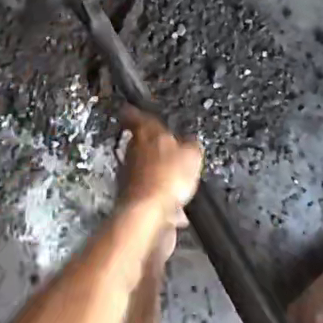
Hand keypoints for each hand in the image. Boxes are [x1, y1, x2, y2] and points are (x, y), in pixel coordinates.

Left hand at [118, 106, 202, 224]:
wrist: (147, 214)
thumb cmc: (166, 178)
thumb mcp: (191, 155)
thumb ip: (191, 146)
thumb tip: (192, 144)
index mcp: (146, 134)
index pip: (136, 116)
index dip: (134, 112)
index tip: (130, 109)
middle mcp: (133, 153)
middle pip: (139, 144)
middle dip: (153, 147)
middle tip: (165, 148)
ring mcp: (130, 176)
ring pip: (146, 170)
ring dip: (159, 175)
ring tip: (178, 183)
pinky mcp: (132, 199)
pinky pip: (151, 194)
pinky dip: (162, 199)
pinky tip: (177, 210)